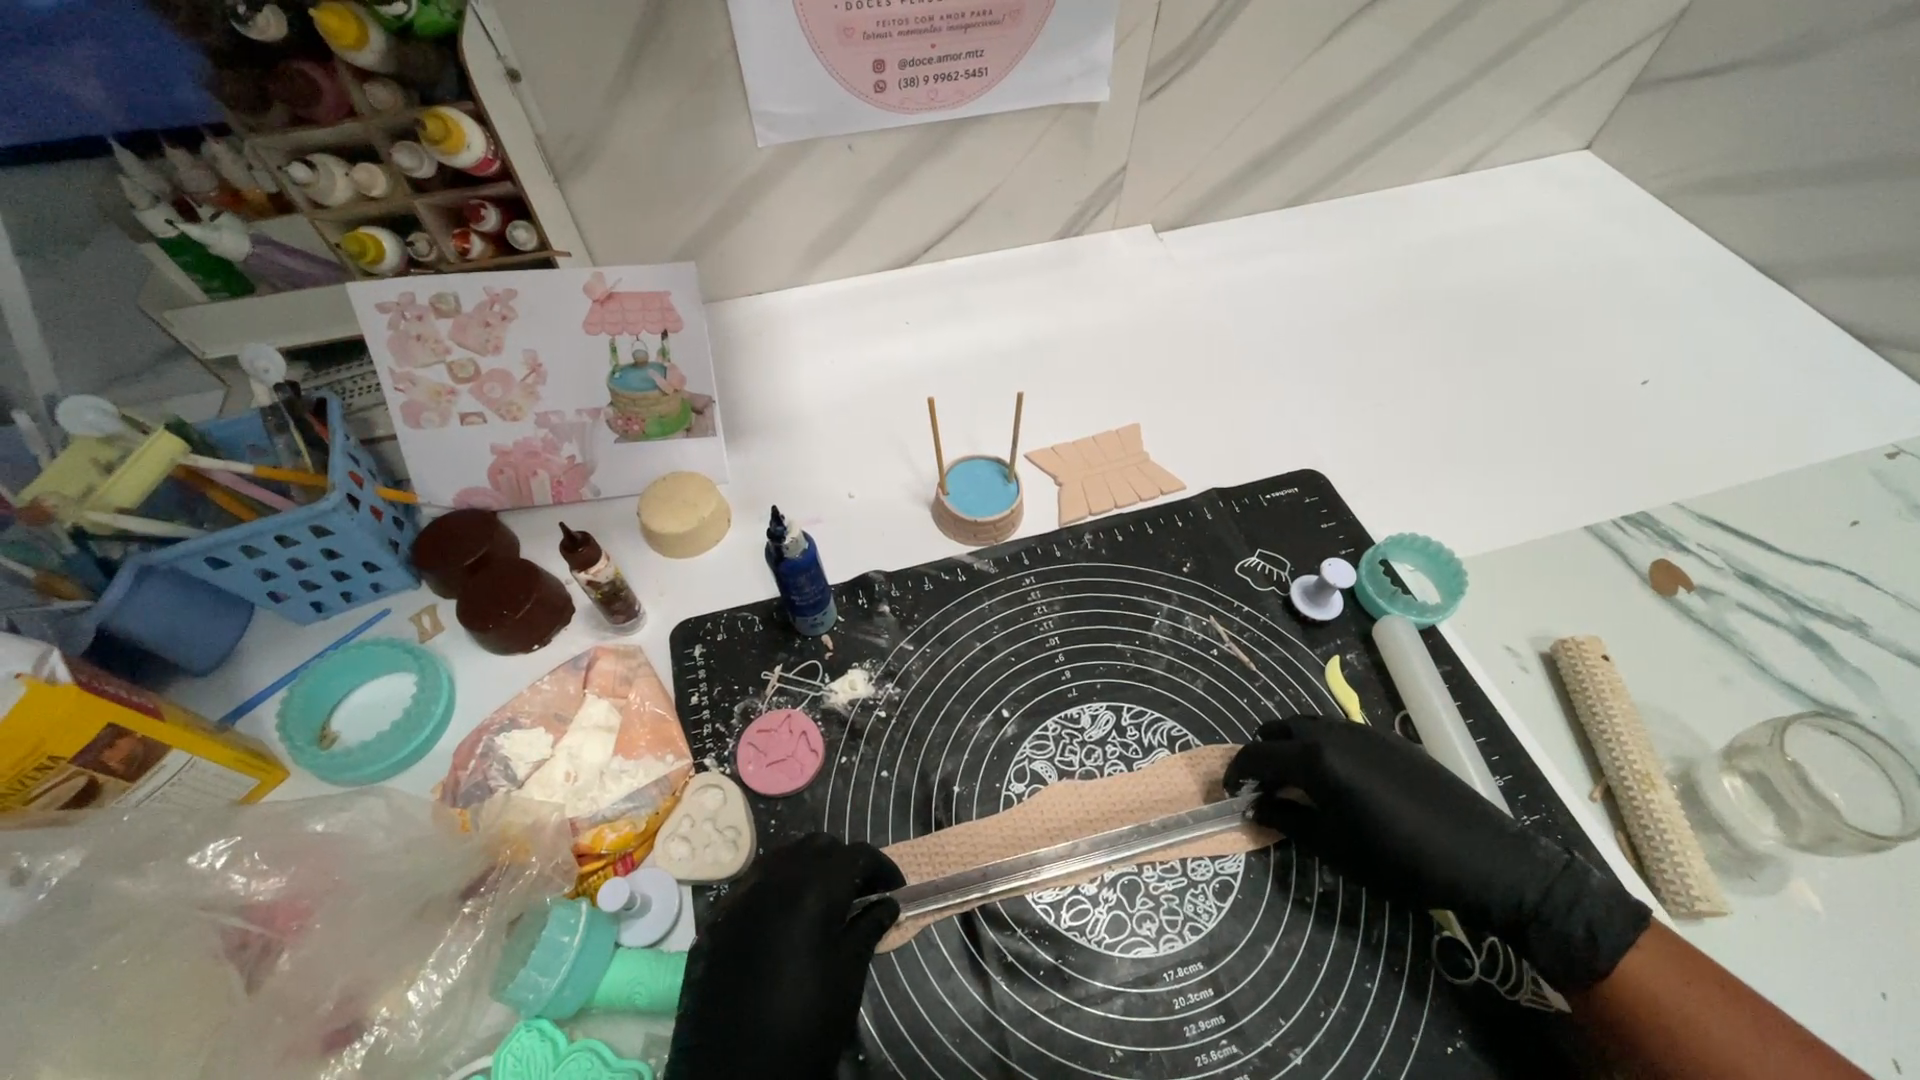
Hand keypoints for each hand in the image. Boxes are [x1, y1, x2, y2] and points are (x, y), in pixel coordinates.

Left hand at [666, 833, 902, 1078]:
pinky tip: (786, 920)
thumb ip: (868, 928)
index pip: (856, 855)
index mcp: (813, 889)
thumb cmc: (804, 1023)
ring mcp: (740, 896)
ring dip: (808, 868)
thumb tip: (886, 903)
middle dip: (844, 861)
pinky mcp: (718, 919)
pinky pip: (753, 884)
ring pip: (782, 858)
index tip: (895, 890)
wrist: (734, 1072)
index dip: (882, 867)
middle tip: (861, 892)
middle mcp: (774, 879)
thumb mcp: (848, 974)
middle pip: (817, 846)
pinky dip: (777, 887)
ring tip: (825, 901)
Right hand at [1224, 716, 1647, 990]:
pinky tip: (1339, 782)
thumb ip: (1287, 822)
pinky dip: (1323, 748)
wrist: (1484, 858)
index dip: (1236, 772)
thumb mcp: (1333, 848)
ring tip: (1297, 784)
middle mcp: (1335, 733)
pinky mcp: (1392, 741)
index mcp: (1315, 758)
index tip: (1230, 793)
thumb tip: (1256, 809)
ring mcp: (1366, 732)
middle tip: (1262, 787)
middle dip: (1263, 753)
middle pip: (1281, 729)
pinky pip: (1341, 733)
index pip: (1257, 755)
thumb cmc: (1398, 860)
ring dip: (1293, 747)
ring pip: (1312, 726)